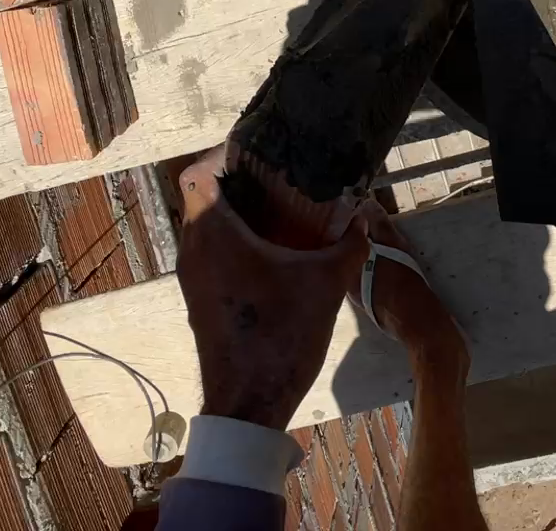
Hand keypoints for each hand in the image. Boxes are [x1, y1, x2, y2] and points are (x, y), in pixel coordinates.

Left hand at [175, 144, 369, 429]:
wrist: (249, 405)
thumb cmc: (281, 334)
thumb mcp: (326, 284)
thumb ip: (349, 246)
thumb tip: (362, 219)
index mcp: (214, 235)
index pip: (197, 174)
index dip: (223, 154)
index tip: (258, 149)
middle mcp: (193, 250)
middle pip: (201, 195)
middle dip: (236, 179)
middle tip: (277, 173)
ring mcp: (192, 276)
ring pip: (204, 224)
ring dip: (234, 210)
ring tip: (278, 204)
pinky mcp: (199, 297)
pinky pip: (209, 249)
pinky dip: (232, 236)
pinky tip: (272, 246)